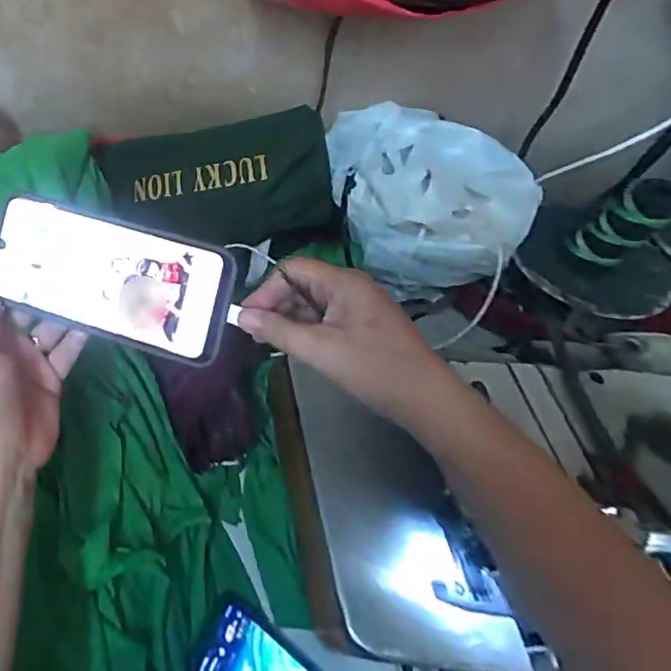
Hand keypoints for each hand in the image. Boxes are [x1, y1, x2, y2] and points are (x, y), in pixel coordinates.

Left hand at [0, 258, 88, 472]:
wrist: (8, 452)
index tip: (3, 249)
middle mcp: (7, 344)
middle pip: (21, 308)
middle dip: (35, 288)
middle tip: (58, 261)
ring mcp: (31, 360)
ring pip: (48, 327)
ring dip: (62, 310)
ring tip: (82, 284)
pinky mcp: (52, 377)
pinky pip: (66, 350)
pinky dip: (77, 337)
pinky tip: (92, 320)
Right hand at [236, 257, 458, 426]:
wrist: (429, 401)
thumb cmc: (373, 369)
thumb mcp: (319, 350)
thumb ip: (277, 330)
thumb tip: (242, 317)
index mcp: (342, 282)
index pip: (290, 269)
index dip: (266, 290)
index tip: (249, 318)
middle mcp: (351, 286)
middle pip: (300, 283)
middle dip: (275, 304)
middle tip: (256, 332)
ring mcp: (359, 305)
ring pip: (312, 301)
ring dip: (289, 318)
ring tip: (271, 341)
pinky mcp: (364, 324)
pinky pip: (326, 316)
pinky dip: (307, 327)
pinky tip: (297, 346)